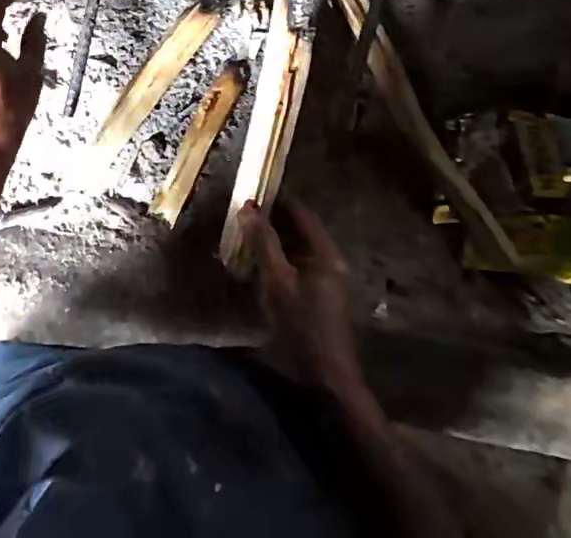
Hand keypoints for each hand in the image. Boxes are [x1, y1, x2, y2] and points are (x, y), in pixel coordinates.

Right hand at [244, 198, 362, 387]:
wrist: (326, 379)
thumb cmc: (301, 325)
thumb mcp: (276, 281)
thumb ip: (263, 242)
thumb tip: (248, 206)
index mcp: (325, 253)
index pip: (300, 212)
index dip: (275, 199)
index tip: (248, 190)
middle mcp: (330, 260)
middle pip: (299, 228)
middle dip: (270, 218)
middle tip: (239, 211)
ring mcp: (327, 278)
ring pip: (296, 246)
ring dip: (272, 238)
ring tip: (242, 232)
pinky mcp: (319, 294)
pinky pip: (297, 263)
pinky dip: (277, 256)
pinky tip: (256, 261)